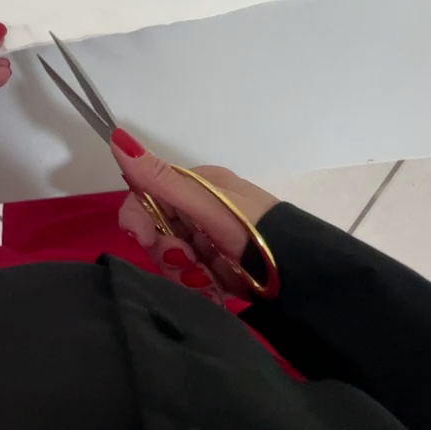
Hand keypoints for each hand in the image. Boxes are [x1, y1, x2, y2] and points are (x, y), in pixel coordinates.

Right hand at [110, 129, 278, 301]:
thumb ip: (161, 179)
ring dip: (185, 276)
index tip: (144, 241)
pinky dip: (200, 289)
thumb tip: (116, 136)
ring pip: (173, 259)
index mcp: (197, 186)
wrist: (314, 283)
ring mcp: (213, 241)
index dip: (138, 220)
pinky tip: (217, 293)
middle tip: (191, 268)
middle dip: (168, 254)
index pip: (146, 197)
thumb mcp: (208, 206)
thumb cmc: (259, 236)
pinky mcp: (224, 270)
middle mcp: (201, 210)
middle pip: (157, 231)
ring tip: (212, 285)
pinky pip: (193, 278)